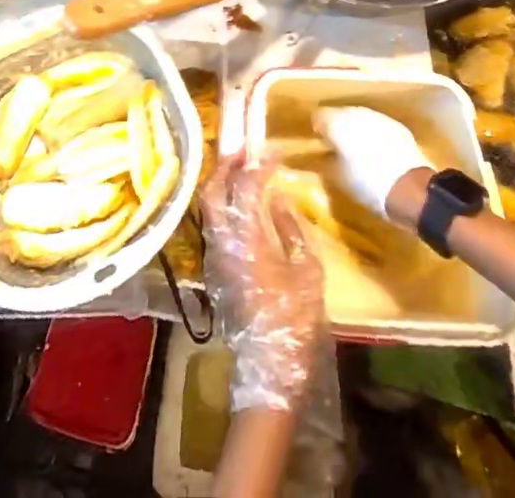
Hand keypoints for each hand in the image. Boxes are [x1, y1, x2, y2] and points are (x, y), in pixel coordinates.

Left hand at [201, 153, 325, 413]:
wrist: (269, 365)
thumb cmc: (295, 318)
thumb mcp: (307, 270)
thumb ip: (291, 229)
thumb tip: (278, 198)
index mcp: (246, 241)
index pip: (243, 188)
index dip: (258, 165)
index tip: (273, 151)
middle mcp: (221, 243)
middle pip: (210, 192)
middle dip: (224, 165)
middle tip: (245, 149)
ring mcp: (213, 256)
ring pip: (207, 207)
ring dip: (221, 182)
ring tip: (242, 167)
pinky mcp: (213, 267)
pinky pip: (213, 223)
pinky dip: (223, 203)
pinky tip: (241, 199)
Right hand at [311, 106, 432, 220]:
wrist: (409, 187)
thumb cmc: (366, 185)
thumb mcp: (337, 178)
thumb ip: (325, 161)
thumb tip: (323, 156)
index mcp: (337, 124)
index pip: (319, 115)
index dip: (317, 128)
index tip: (319, 141)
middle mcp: (356, 114)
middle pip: (339, 113)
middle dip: (337, 126)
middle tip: (336, 145)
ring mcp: (378, 117)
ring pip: (360, 117)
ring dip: (355, 128)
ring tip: (356, 147)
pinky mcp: (396, 125)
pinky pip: (377, 124)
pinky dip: (372, 133)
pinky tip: (375, 149)